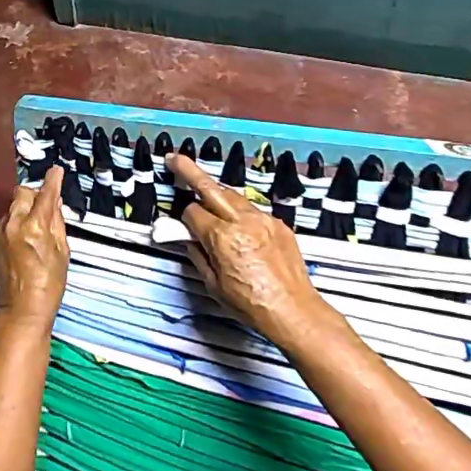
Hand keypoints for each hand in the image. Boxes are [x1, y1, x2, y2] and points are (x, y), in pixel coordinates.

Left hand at [0, 165, 68, 336]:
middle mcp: (13, 225)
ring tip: (33, 232)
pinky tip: (21, 243)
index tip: (55, 172)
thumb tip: (54, 202)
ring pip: (11, 208)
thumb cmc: (48, 285)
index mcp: (34, 227)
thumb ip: (57, 222)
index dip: (52, 181)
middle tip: (44, 209)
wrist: (22, 310)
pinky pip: (3, 224)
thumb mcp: (62, 251)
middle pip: (21, 193)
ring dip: (22, 212)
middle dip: (33, 196)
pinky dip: (12, 226)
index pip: (45, 194)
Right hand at [167, 154, 339, 348]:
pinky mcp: (278, 224)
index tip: (182, 226)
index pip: (192, 212)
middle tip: (176, 159)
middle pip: (209, 186)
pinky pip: (252, 209)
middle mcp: (242, 222)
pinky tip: (237, 223)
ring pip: (233, 195)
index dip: (184, 219)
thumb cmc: (255, 305)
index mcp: (222, 237)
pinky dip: (240, 212)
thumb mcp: (214, 284)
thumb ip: (197, 254)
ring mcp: (263, 220)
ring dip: (217, 193)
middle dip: (189, 170)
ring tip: (206, 192)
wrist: (294, 311)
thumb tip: (188, 239)